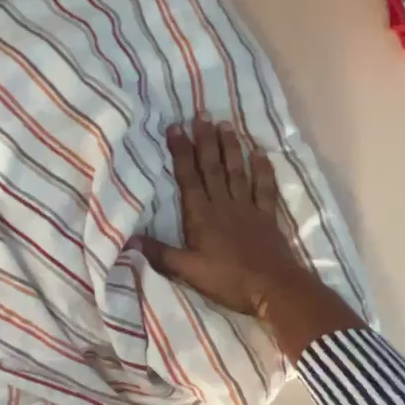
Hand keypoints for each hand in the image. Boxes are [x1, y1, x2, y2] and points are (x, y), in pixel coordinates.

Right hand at [136, 118, 361, 361]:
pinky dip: (263, 170)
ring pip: (237, 172)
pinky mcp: (267, 217)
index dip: (181, 152)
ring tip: (226, 124)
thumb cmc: (229, 280)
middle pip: (213, 167)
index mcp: (202, 216)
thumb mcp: (188, 271)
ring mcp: (248, 209)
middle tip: (201, 115)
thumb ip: (160, 253)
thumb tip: (129, 239)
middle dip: (205, 140)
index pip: (188, 177)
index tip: (175, 127)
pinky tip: (260, 153)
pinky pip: (264, 188)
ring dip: (231, 147)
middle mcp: (224, 205)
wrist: (275, 290)